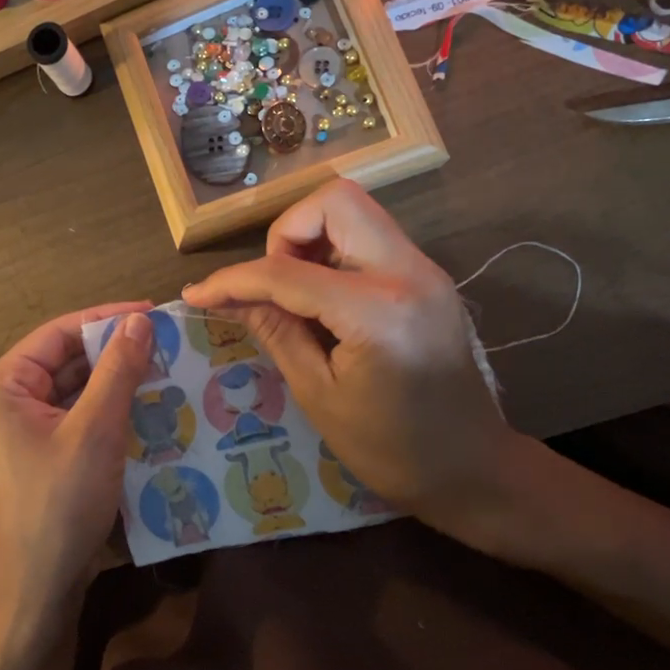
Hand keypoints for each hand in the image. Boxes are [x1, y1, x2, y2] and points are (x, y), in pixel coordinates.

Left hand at [0, 302, 153, 620]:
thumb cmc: (60, 501)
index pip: (57, 333)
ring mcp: (26, 427)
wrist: (41, 584)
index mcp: (4, 384)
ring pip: (77, 387)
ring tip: (168, 367)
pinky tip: (151, 405)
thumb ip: (117, 371)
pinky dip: (112, 408)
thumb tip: (141, 320)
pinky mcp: (46, 452)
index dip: (105, 318)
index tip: (154, 312)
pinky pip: (81, 415)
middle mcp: (9, 398)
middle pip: (67, 358)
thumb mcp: (95, 431)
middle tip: (169, 341)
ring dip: (117, 380)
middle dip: (115, 350)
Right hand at [182, 180, 528, 546]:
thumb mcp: (317, 393)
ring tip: (292, 292)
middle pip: (334, 201)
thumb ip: (274, 331)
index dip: (233, 280)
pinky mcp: (426, 277)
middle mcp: (407, 273)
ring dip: (310, 238)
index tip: (197, 293)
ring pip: (354, 210)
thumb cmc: (389, 448)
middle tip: (271, 283)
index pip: (287, 271)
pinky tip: (319, 299)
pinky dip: (332, 252)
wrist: (472, 468)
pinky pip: (369, 236)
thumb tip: (226, 298)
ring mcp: (423, 270)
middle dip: (286, 232)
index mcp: (378, 312)